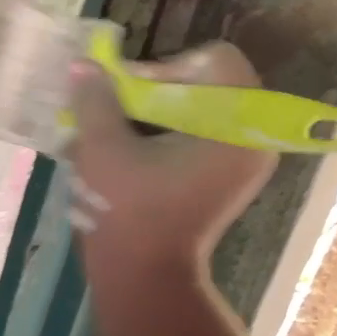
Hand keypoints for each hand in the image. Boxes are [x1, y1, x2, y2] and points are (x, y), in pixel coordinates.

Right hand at [65, 41, 277, 284]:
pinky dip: (164, 138)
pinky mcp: (225, 181)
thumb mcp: (102, 149)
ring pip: (201, 114)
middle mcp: (253, 136)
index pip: (213, 62)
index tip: (123, 91)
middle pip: (208, 87)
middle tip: (112, 111)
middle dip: (155, 93)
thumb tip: (83, 66)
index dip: (164, 67)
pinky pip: (200, 140)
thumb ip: (95, 102)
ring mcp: (243, 162)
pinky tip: (129, 157)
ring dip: (155, 116)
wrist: (142, 273)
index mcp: (238, 123)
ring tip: (115, 135)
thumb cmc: (125, 210)